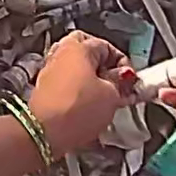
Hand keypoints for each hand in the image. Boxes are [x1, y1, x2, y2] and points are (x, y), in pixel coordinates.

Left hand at [28, 31, 131, 155]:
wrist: (45, 130)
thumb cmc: (76, 109)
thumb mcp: (111, 96)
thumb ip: (121, 83)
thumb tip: (125, 78)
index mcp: (77, 47)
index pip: (106, 45)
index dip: (122, 62)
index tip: (130, 80)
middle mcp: (60, 53)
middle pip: (86, 48)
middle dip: (104, 63)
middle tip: (117, 82)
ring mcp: (50, 69)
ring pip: (75, 64)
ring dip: (91, 75)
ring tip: (106, 95)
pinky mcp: (46, 87)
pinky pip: (67, 79)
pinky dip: (79, 86)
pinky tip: (89, 103)